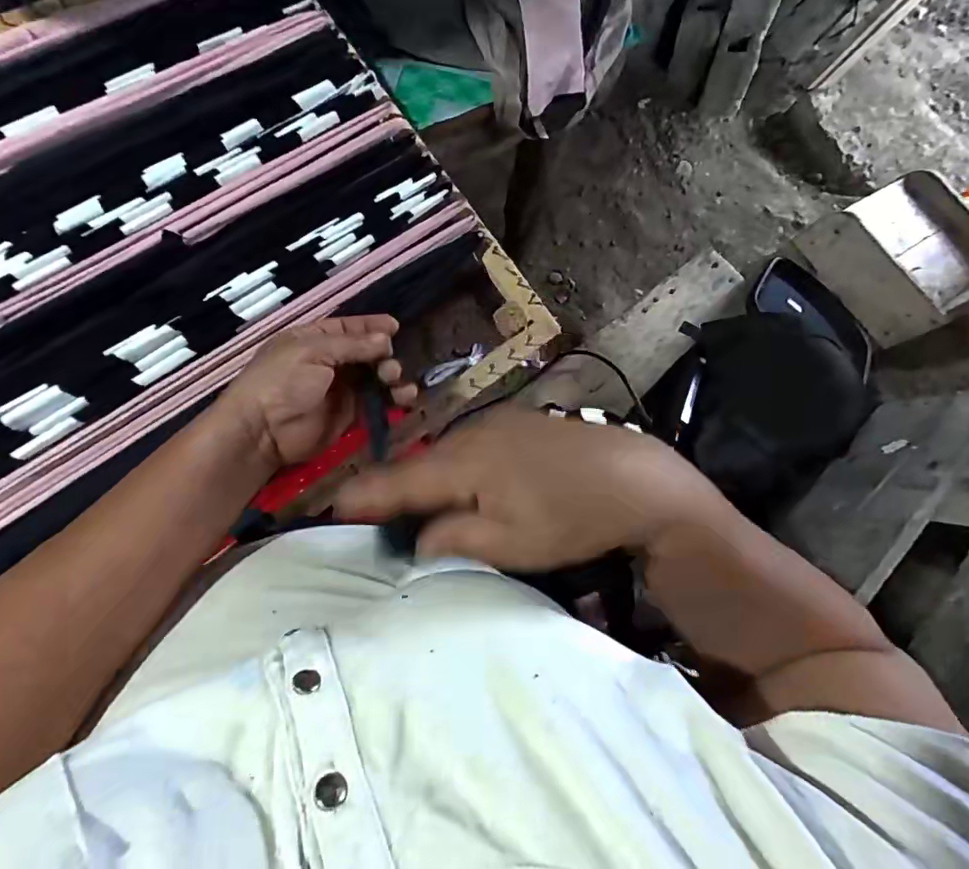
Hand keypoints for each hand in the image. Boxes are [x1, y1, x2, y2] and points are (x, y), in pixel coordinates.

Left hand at [215, 315, 418, 471]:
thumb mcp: (312, 352)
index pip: (348, 328)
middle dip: (384, 356)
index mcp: (314, 339)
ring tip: (396, 383)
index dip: (371, 326)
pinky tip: (404, 399)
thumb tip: (386, 339)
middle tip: (390, 367)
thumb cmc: (282, 381)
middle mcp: (329, 361)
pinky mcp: (348, 415)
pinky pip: (375, 402)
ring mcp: (340, 389)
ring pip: (375, 377)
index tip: (396, 327)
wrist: (262, 432)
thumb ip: (352, 345)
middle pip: (366, 353)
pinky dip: (392, 400)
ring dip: (392, 377)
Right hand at [334, 405, 732, 569]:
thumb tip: (415, 539)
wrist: (639, 478)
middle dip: (393, 493)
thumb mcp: (512, 544)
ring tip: (414, 511)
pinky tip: (466, 490)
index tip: (330, 511)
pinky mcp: (517, 423)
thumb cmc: (572, 518)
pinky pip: (469, 449)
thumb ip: (452, 539)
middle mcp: (470, 433)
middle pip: (418, 466)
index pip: (397, 482)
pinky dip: (456, 471)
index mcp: (462, 462)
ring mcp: (496, 423)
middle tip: (371, 521)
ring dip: (427, 482)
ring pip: (444, 456)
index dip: (361, 498)